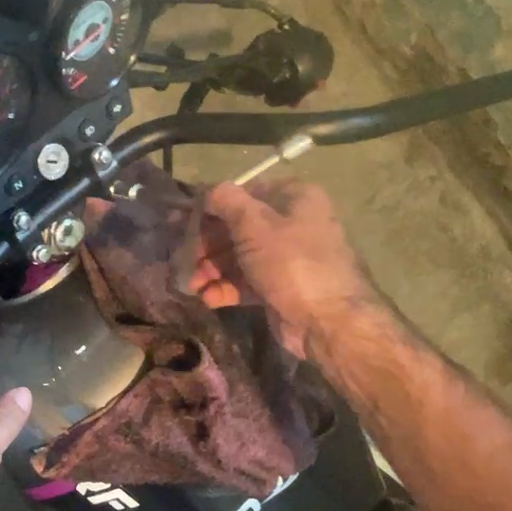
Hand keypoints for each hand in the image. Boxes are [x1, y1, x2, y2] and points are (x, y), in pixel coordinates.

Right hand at [189, 180, 377, 358]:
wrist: (327, 321)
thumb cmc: (291, 263)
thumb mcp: (254, 225)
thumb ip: (226, 201)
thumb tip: (207, 190)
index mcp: (294, 198)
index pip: (244, 194)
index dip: (211, 209)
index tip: (184, 224)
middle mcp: (292, 223)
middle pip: (238, 228)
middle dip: (208, 246)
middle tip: (186, 261)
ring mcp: (287, 258)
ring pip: (239, 257)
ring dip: (212, 269)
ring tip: (193, 285)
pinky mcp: (280, 287)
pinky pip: (247, 281)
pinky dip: (226, 288)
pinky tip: (209, 298)